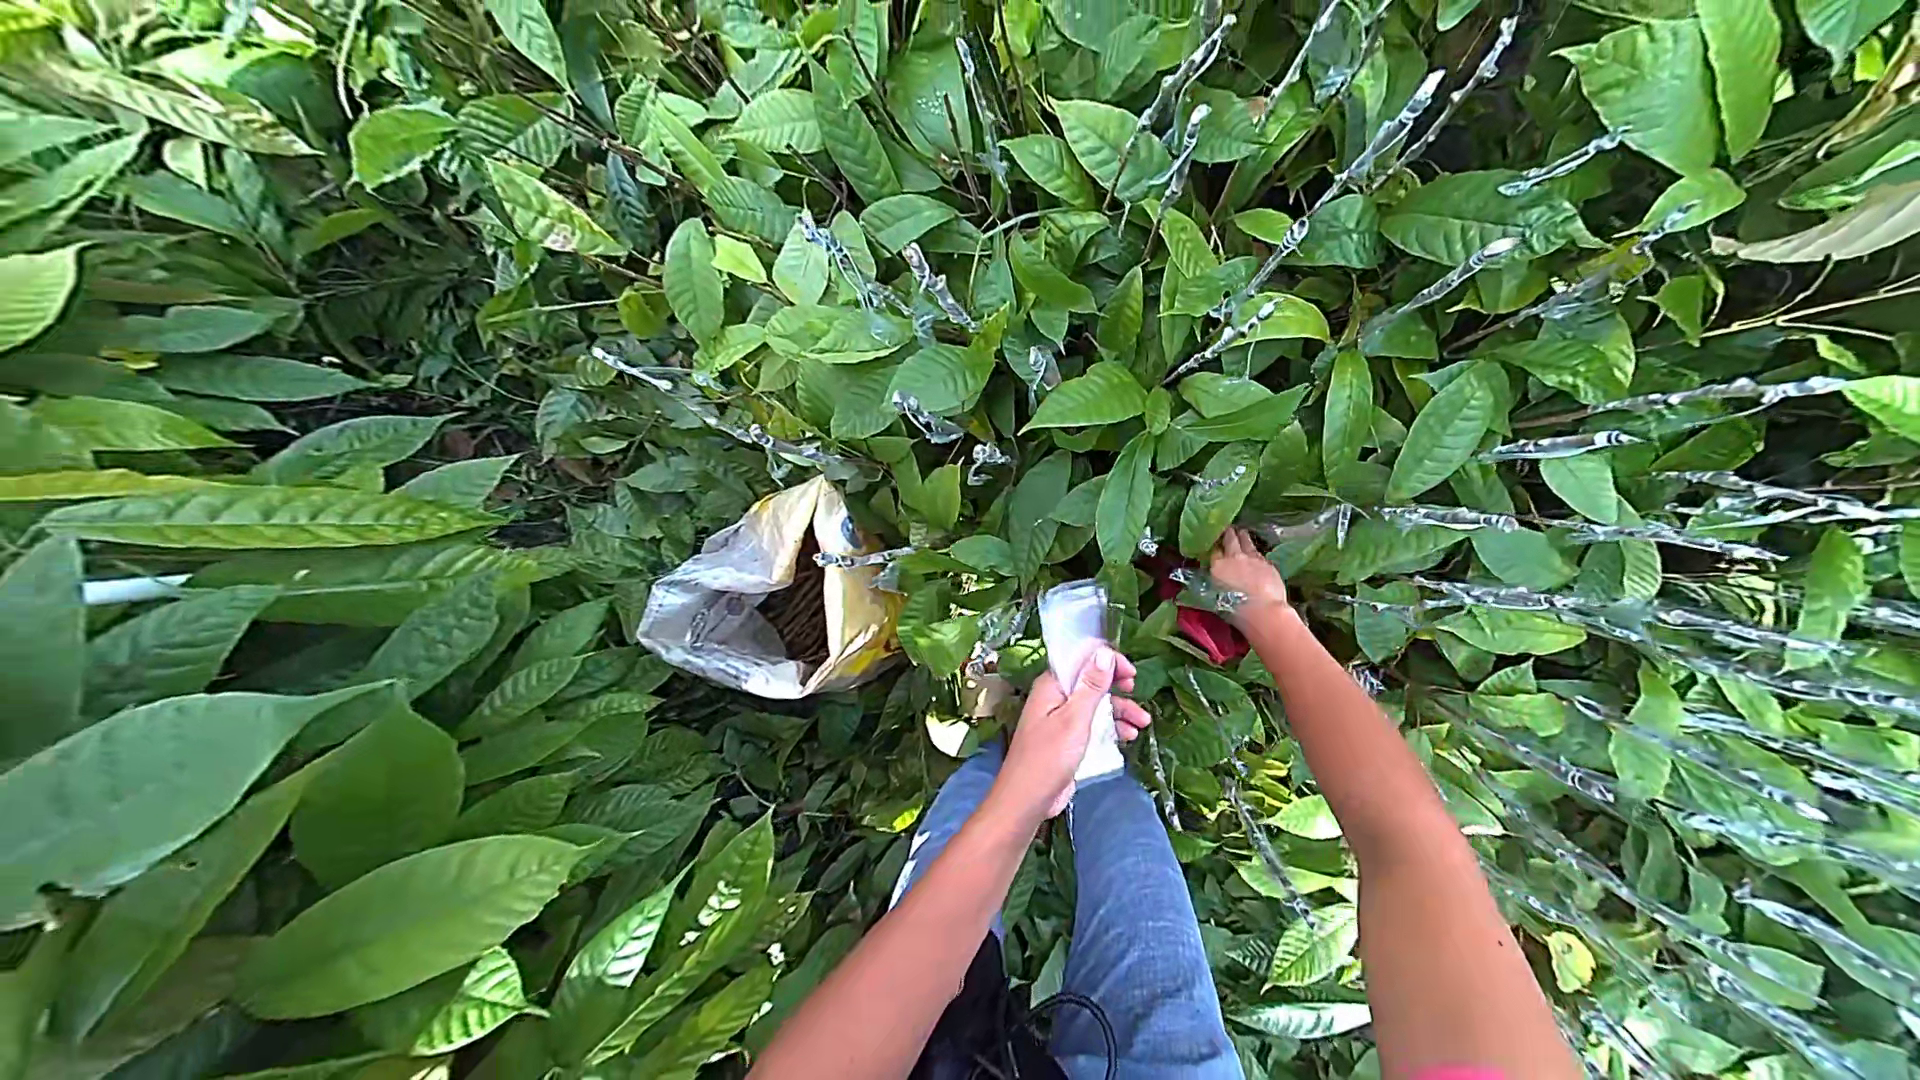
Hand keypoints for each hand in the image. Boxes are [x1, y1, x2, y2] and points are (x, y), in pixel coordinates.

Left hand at [993, 647, 1151, 821]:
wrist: (1028, 799)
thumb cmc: (1049, 757)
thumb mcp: (1075, 718)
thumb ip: (1091, 685)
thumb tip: (1104, 652)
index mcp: (1052, 685)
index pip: (1081, 659)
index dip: (1106, 660)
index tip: (1130, 672)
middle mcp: (1055, 697)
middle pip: (1091, 681)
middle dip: (1116, 685)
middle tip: (1136, 690)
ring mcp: (1061, 718)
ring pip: (1095, 705)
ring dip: (1119, 709)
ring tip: (1142, 722)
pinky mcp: (1067, 738)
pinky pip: (1093, 724)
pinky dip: (1111, 727)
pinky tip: (1128, 736)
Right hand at [1210, 527, 1289, 628]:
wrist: (1263, 610)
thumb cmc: (1235, 609)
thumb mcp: (1214, 596)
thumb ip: (1212, 582)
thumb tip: (1212, 577)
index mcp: (1217, 565)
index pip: (1213, 550)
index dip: (1213, 544)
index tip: (1213, 541)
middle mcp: (1234, 557)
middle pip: (1230, 539)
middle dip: (1228, 533)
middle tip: (1228, 529)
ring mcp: (1252, 558)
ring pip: (1246, 541)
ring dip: (1243, 536)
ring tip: (1241, 532)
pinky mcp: (1268, 563)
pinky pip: (1259, 552)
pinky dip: (1255, 550)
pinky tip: (1255, 552)